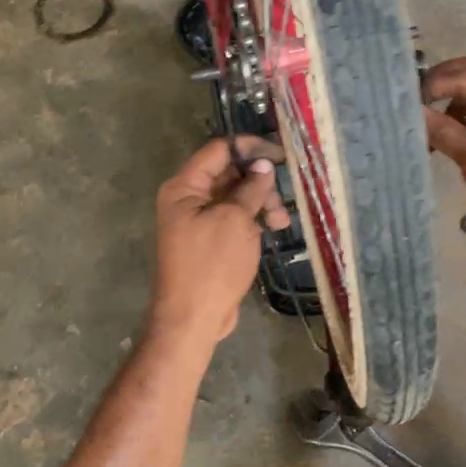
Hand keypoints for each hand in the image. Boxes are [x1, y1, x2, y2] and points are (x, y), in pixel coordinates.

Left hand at [149, 137, 291, 346]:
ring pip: (235, 196)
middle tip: (281, 200)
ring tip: (281, 223)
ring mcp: (197, 219)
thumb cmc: (212, 265)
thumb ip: (251, 188)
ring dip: (260, 202)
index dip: (250, 148)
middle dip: (259, 182)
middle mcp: (187, 198)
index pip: (219, 150)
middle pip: (229, 173)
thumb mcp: (236, 221)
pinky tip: (274, 229)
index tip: (280, 155)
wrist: (192, 318)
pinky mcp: (209, 239)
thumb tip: (263, 165)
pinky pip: (234, 216)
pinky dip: (253, 218)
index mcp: (184, 186)